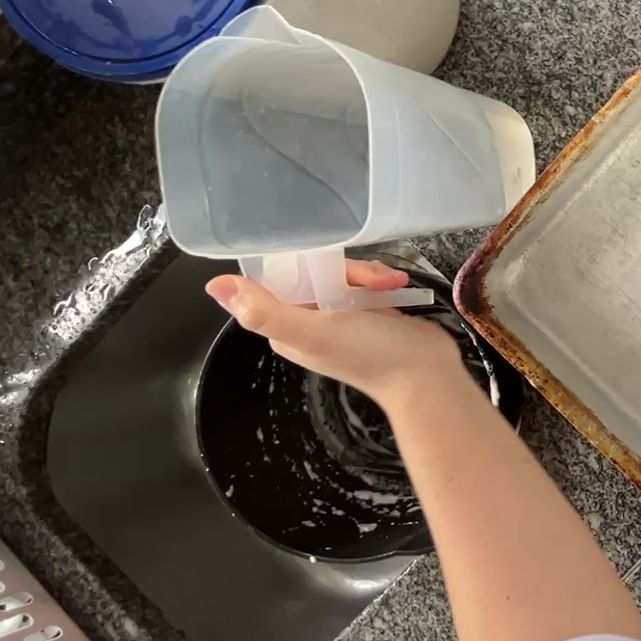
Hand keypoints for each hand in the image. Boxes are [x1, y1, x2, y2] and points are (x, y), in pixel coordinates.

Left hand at [205, 260, 471, 411]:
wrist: (425, 373)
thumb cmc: (369, 353)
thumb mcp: (315, 332)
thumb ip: (265, 311)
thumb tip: (215, 285)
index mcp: (287, 326)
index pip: (282, 279)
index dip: (304, 267)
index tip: (332, 270)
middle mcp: (311, 320)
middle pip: (318, 273)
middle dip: (350, 272)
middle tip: (375, 283)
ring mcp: (343, 316)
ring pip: (346, 275)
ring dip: (371, 275)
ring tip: (393, 286)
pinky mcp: (372, 312)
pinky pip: (368, 283)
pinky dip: (383, 281)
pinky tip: (398, 287)